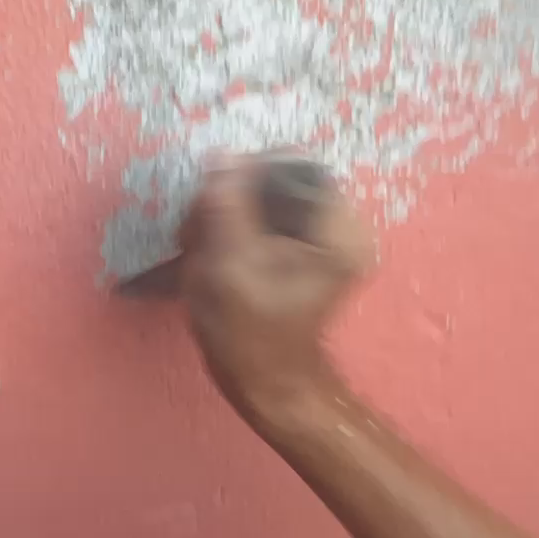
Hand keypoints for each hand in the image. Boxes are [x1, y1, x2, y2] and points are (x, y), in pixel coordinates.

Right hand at [179, 155, 373, 424]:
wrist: (265, 384)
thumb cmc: (249, 331)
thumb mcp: (230, 263)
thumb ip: (228, 203)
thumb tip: (223, 152)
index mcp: (338, 229)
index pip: (295, 162)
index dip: (249, 169)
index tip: (213, 195)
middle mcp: (340, 226)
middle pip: (279, 176)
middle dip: (232, 193)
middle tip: (198, 226)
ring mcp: (323, 237)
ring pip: (266, 193)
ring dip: (227, 209)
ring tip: (200, 241)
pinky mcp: (304, 247)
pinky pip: (265, 213)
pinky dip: (235, 222)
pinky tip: (211, 246)